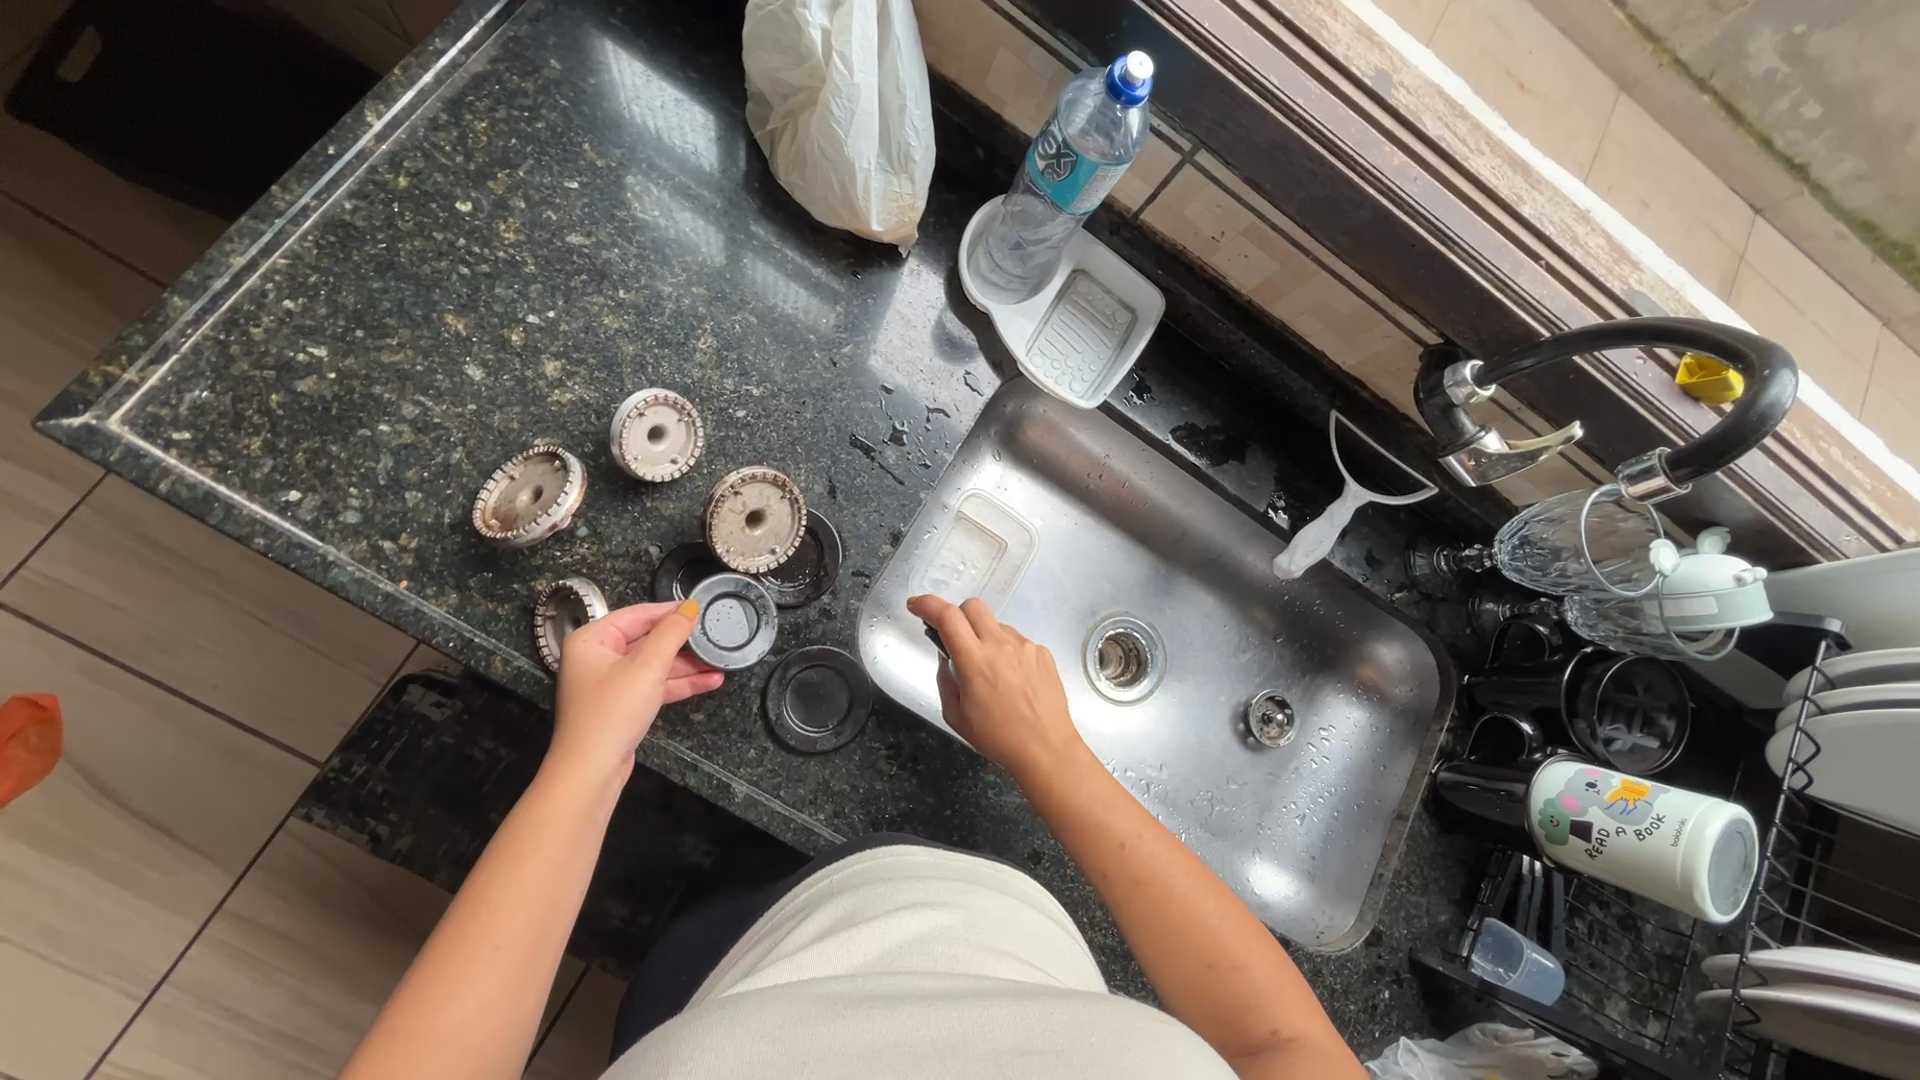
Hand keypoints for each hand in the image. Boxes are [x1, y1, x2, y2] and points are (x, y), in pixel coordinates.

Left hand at [550, 600, 722, 780]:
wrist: (592, 770)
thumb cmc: (611, 713)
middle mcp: (598, 657)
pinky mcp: (623, 704)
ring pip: (655, 664)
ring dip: (687, 665)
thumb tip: (689, 607)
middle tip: (713, 635)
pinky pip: (655, 685)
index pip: (637, 615)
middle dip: (683, 642)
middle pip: (648, 640)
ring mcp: (611, 682)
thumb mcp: (647, 667)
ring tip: (720, 660)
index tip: (700, 608)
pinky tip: (709, 681)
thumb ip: (671, 633)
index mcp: (592, 640)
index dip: (670, 611)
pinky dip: (680, 683)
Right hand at [906, 595, 1087, 780]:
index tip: (916, 605)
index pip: (947, 616)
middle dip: (957, 615)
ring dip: (984, 638)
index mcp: (975, 661)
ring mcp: (1025, 646)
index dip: (927, 604)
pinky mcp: (1042, 652)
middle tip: (954, 639)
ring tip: (990, 673)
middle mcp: (1001, 645)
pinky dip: (1007, 652)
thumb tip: (947, 656)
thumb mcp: (956, 715)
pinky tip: (1012, 680)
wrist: (1046, 749)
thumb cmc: (998, 738)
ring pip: (996, 625)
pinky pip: (1017, 641)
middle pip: (973, 606)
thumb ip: (945, 679)